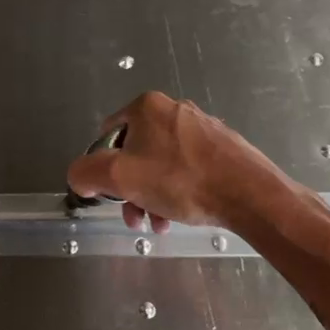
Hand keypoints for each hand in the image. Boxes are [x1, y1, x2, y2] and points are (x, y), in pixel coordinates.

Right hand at [67, 92, 294, 231]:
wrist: (250, 195)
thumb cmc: (181, 180)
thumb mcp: (119, 177)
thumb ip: (86, 173)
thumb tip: (79, 176)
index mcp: (146, 106)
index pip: (107, 134)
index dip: (101, 166)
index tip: (110, 193)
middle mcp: (174, 109)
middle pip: (136, 151)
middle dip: (131, 187)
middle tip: (134, 216)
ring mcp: (202, 127)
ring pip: (162, 163)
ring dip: (153, 194)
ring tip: (159, 223)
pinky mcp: (223, 147)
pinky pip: (188, 168)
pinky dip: (179, 190)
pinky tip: (182, 214)